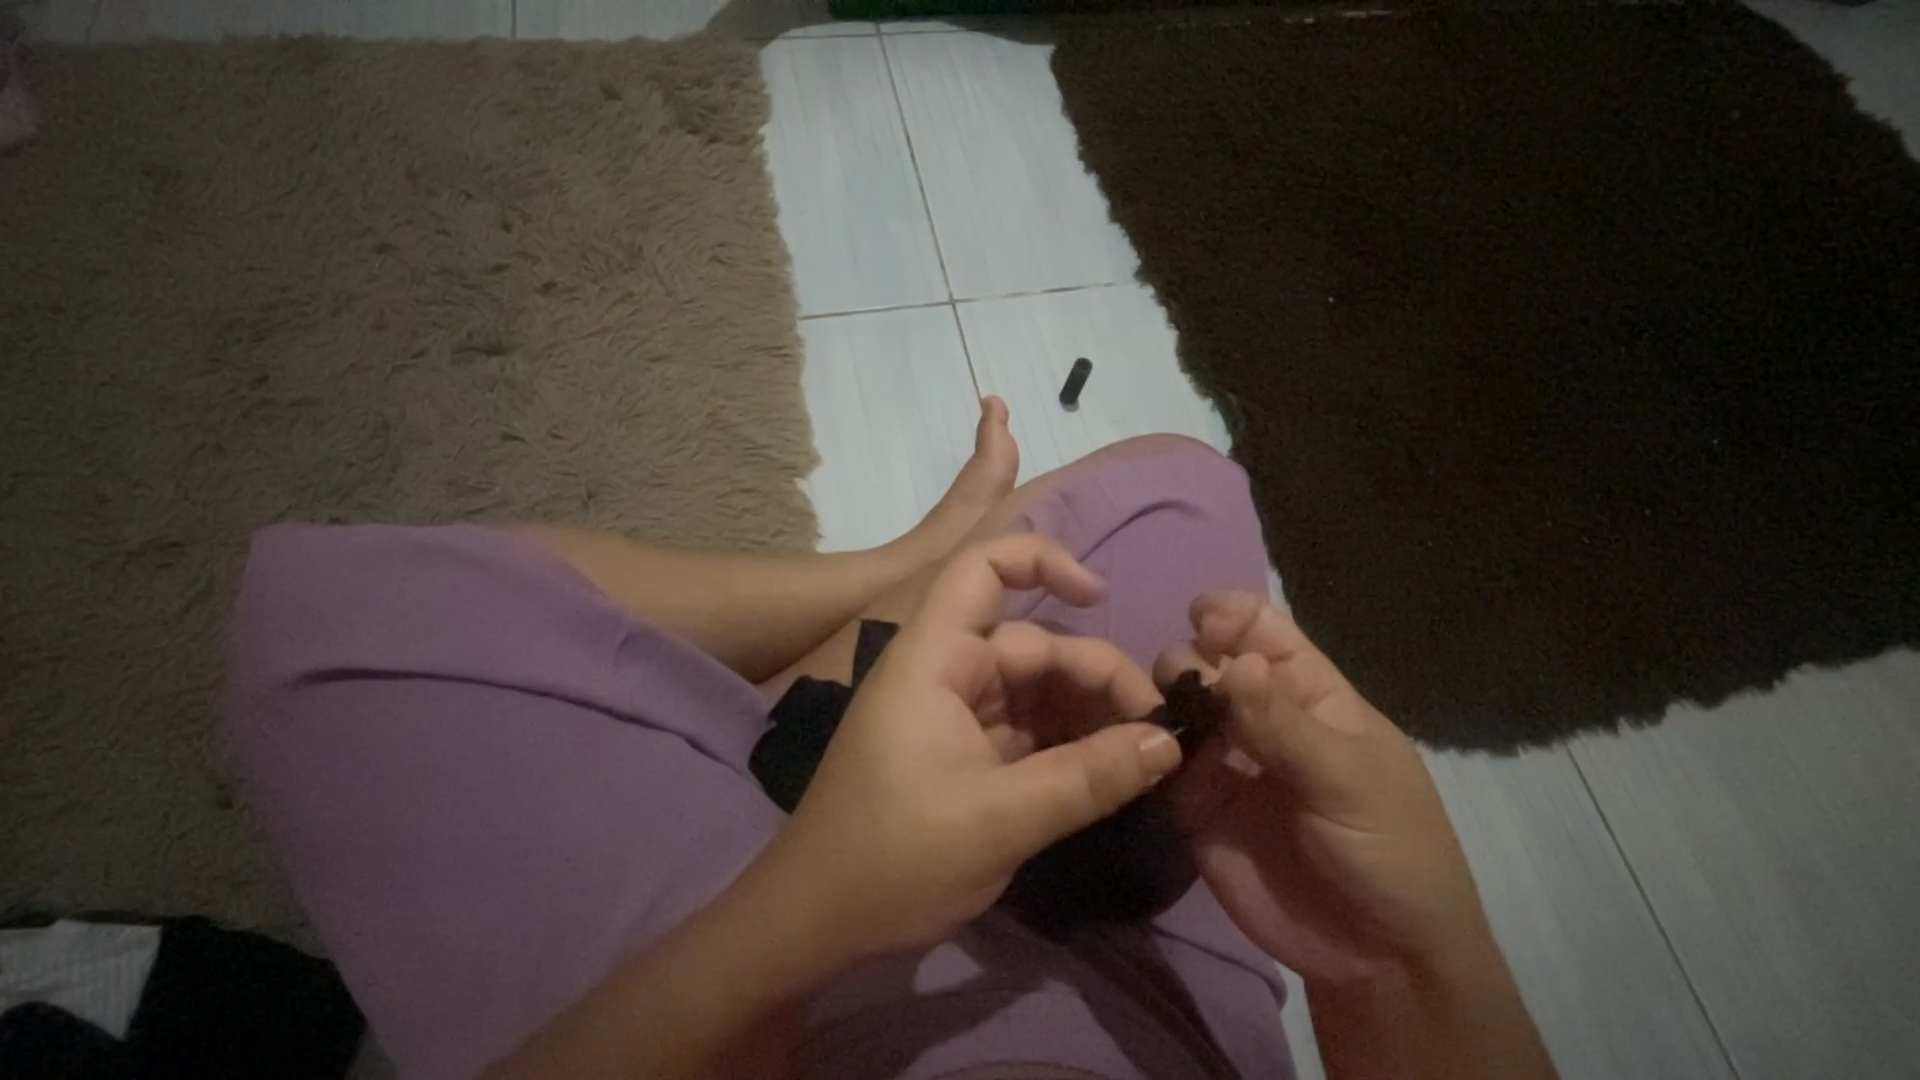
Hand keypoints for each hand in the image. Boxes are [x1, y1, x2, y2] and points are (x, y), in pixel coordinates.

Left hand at [763, 533, 1183, 962]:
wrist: (818, 923)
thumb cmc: (894, 858)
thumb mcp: (1000, 819)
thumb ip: (1089, 777)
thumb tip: (1170, 741)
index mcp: (934, 659)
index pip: (983, 569)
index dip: (1044, 562)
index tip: (1103, 598)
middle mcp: (947, 672)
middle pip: (1035, 646)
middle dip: (1098, 677)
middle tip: (1162, 732)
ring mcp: (956, 715)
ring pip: (1038, 692)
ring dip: (1091, 716)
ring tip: (1149, 756)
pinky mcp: (966, 755)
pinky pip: (1030, 732)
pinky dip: (1071, 747)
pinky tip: (1114, 773)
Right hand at [1156, 591, 1488, 984]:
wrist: (1378, 957)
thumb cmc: (1391, 849)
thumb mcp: (1349, 779)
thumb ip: (1284, 724)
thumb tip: (1238, 661)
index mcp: (1307, 693)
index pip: (1261, 630)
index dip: (1229, 614)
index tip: (1199, 618)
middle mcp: (1257, 717)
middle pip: (1205, 660)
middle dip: (1187, 660)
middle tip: (1185, 690)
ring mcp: (1221, 760)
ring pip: (1174, 707)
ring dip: (1157, 702)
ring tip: (1157, 723)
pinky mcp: (1191, 804)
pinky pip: (1157, 764)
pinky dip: (1142, 751)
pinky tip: (1135, 751)